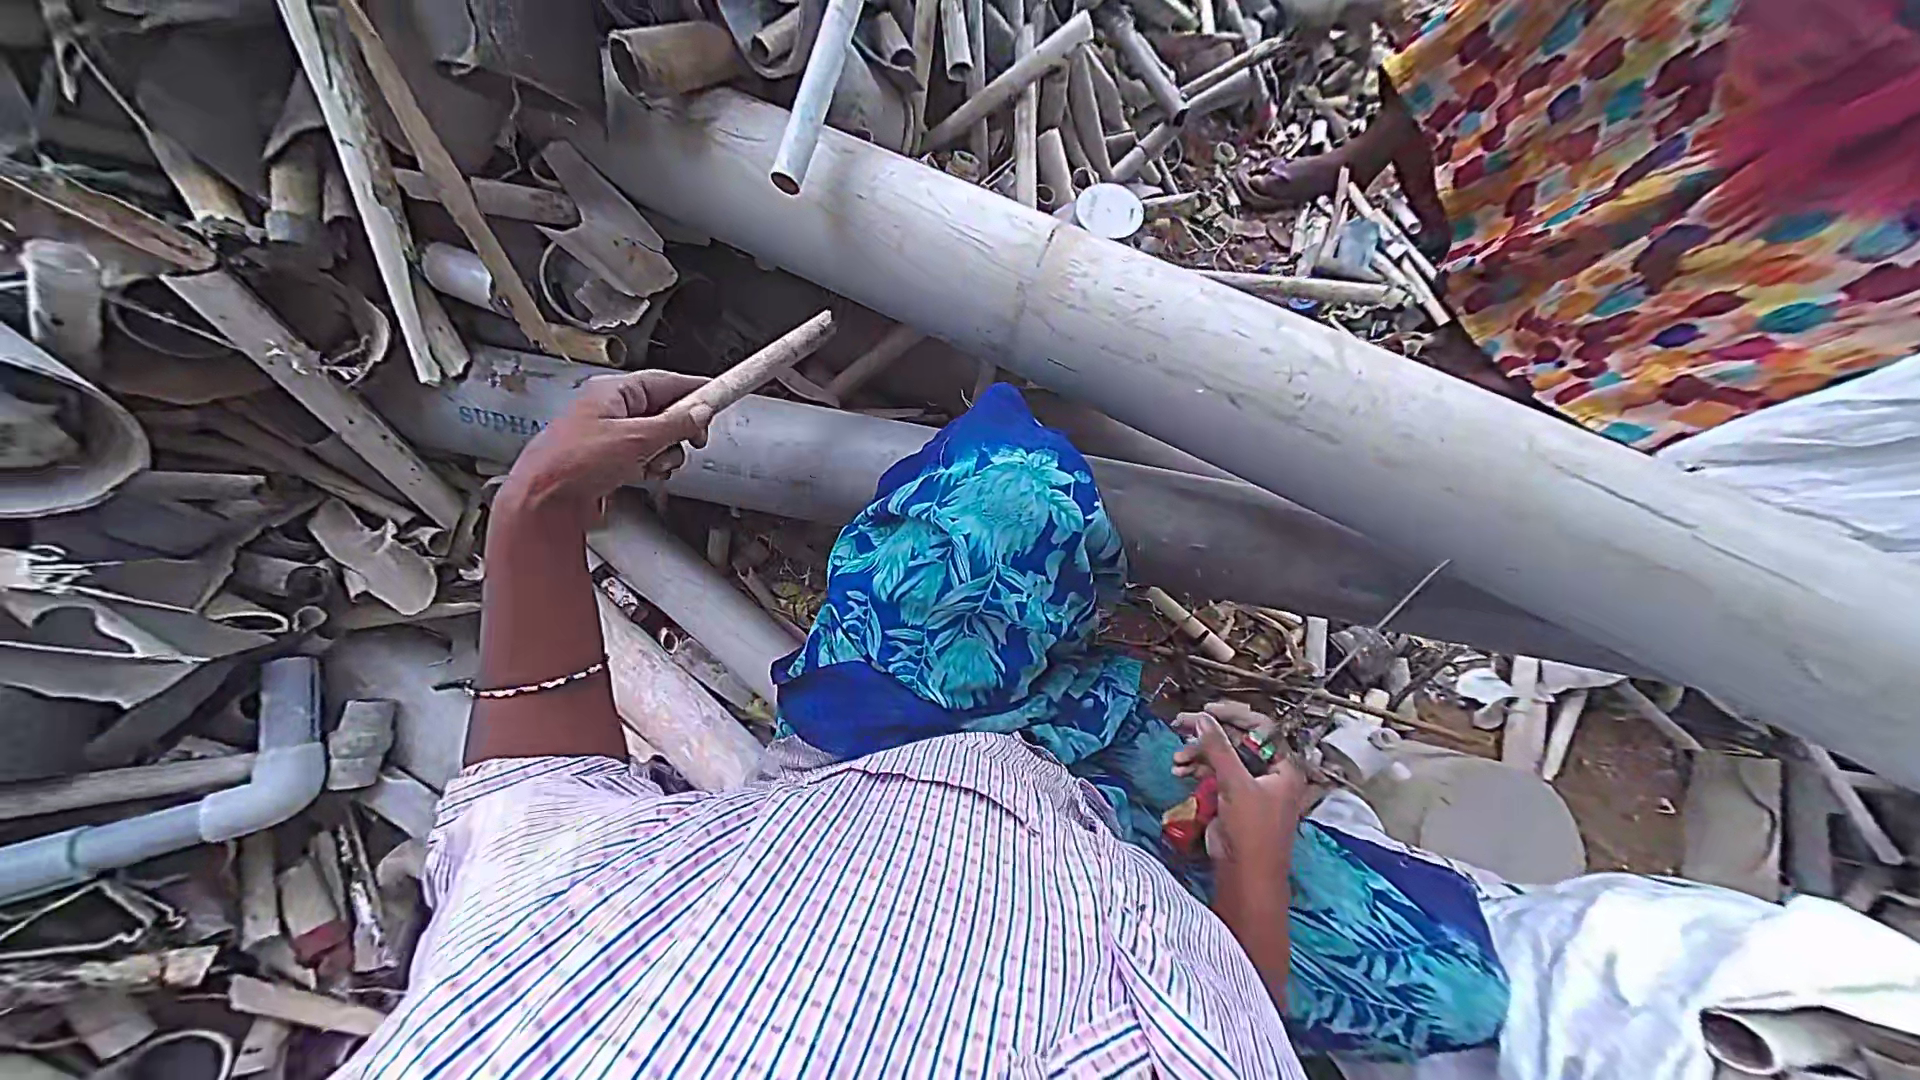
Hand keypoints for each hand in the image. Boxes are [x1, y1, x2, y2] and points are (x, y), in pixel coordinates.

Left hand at [499, 370, 710, 512]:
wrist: (545, 501)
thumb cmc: (572, 463)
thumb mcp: (636, 439)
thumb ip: (675, 424)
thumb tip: (701, 412)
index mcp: (613, 392)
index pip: (666, 381)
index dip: (696, 390)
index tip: (719, 394)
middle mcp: (613, 409)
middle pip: (667, 410)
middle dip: (682, 430)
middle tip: (694, 440)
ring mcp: (613, 435)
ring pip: (661, 436)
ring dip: (667, 452)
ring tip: (656, 464)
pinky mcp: (614, 458)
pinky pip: (649, 455)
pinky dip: (655, 465)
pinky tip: (647, 473)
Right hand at [1173, 702, 1314, 866]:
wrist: (1245, 875)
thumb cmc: (1253, 831)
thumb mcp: (1236, 784)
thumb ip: (1219, 748)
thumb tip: (1203, 718)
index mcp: (1283, 767)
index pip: (1260, 728)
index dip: (1233, 716)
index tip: (1208, 711)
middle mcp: (1268, 772)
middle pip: (1236, 740)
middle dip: (1207, 735)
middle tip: (1181, 724)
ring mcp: (1249, 784)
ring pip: (1221, 756)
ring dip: (1197, 754)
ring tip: (1178, 760)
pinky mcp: (1232, 796)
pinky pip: (1213, 772)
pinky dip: (1196, 768)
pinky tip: (1180, 771)